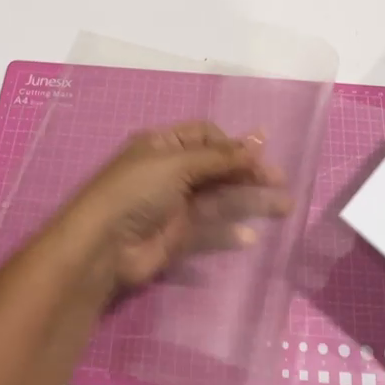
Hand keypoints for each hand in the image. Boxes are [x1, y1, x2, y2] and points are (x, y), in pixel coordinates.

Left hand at [56, 121, 290, 290]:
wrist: (101, 248)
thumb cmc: (136, 192)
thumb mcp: (177, 164)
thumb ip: (220, 157)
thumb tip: (260, 139)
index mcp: (163, 145)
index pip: (206, 137)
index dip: (233, 145)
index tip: (259, 157)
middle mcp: (170, 172)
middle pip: (217, 168)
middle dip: (248, 173)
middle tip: (281, 182)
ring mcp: (174, 206)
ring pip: (219, 199)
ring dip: (249, 201)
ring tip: (284, 208)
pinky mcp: (176, 238)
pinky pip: (209, 231)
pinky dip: (229, 233)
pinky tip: (250, 236)